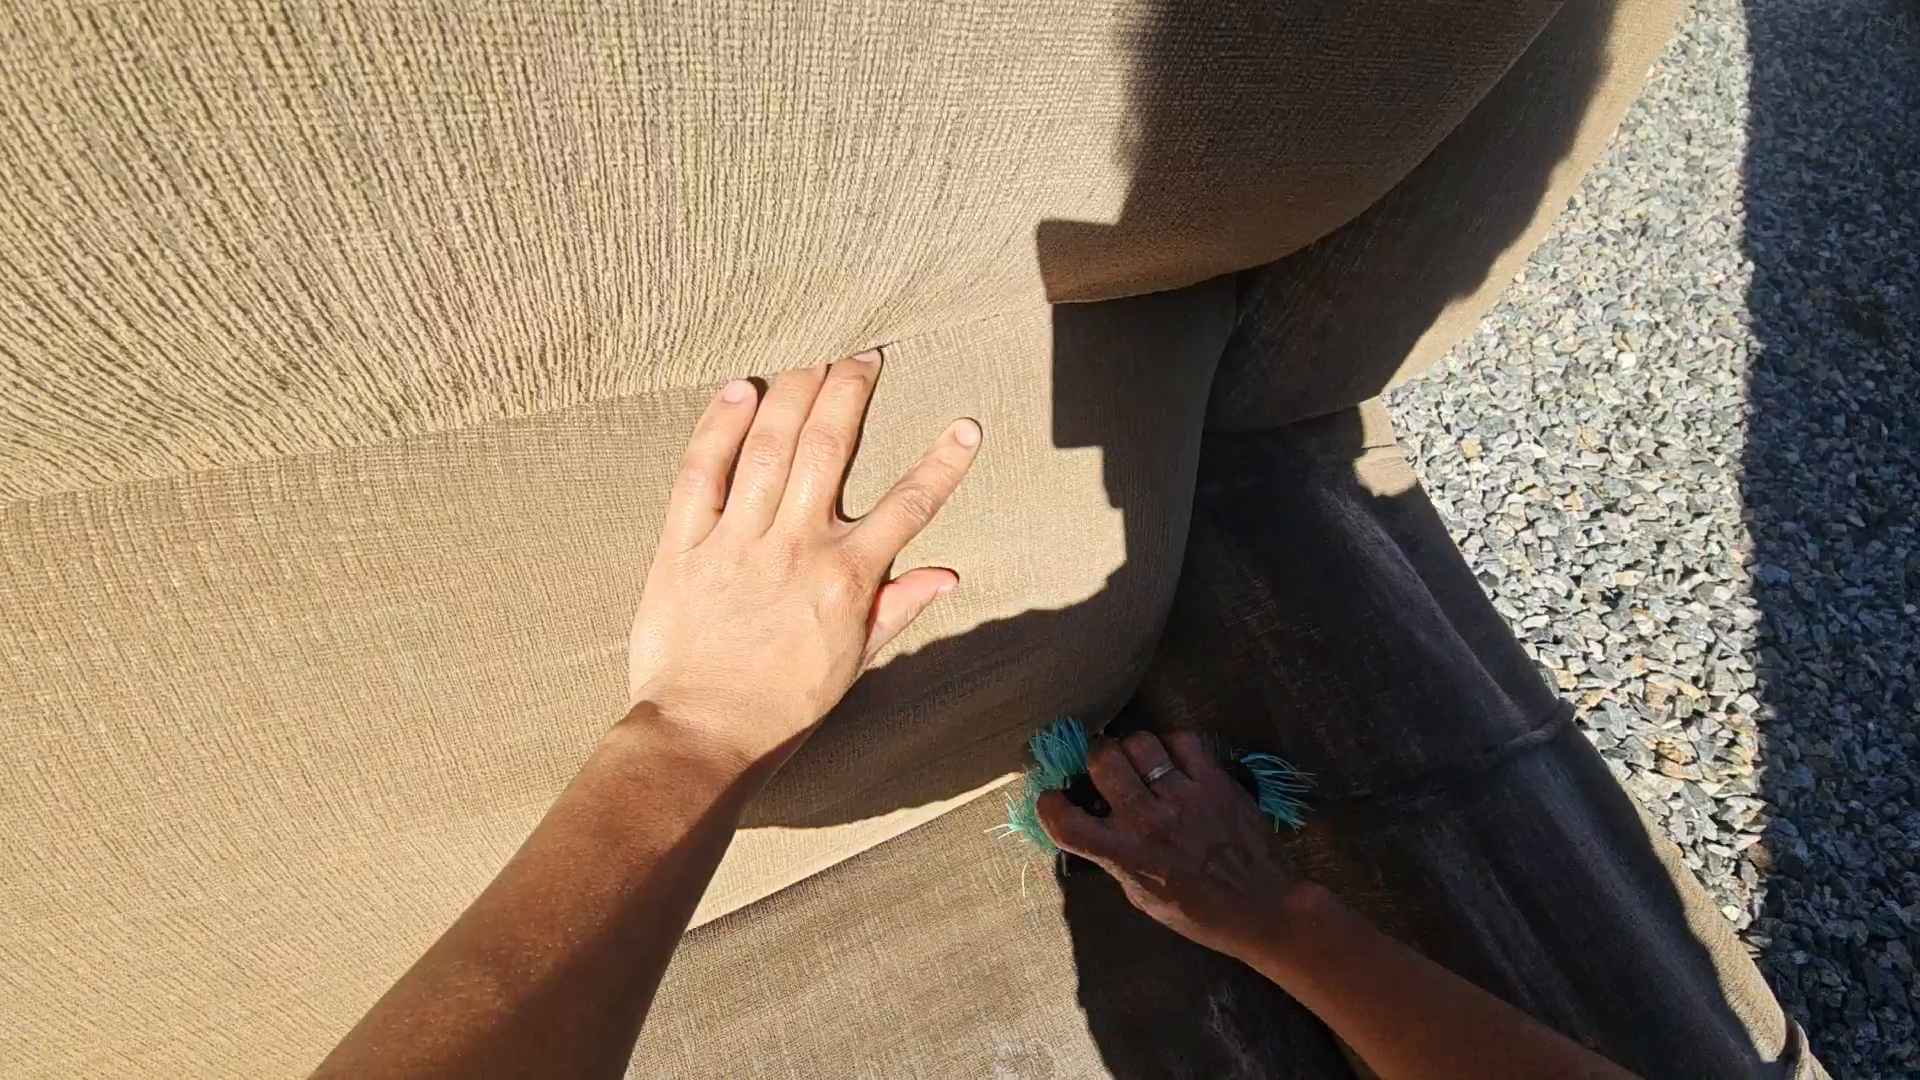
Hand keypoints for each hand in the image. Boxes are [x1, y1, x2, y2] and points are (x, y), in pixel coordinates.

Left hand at [625, 351, 980, 772]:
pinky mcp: (685, 546)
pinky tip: (740, 391)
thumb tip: (950, 573)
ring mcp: (738, 542)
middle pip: (829, 449)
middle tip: (864, 357)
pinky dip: (719, 427)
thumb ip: (900, 607)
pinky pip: (700, 474)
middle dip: (851, 393)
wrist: (704, 734)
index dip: (944, 462)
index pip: (909, 507)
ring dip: (794, 395)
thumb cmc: (785, 704)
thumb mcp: (856, 660)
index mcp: (846, 578)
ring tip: (813, 361)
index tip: (967, 425)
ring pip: (770, 448)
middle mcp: (797, 547)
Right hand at [1038, 730, 1309, 960]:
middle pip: (1103, 759)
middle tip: (1107, 765)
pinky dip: (1174, 744)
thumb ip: (1114, 858)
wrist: (1265, 910)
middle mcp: (1149, 821)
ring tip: (1142, 759)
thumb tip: (1093, 825)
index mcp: (1125, 855)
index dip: (1049, 803)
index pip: (1066, 822)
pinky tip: (1176, 759)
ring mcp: (1184, 797)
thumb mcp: (1142, 896)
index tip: (1055, 798)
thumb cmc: (1200, 912)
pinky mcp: (1215, 781)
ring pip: (1141, 742)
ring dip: (1134, 747)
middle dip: (1098, 756)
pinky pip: (1183, 740)